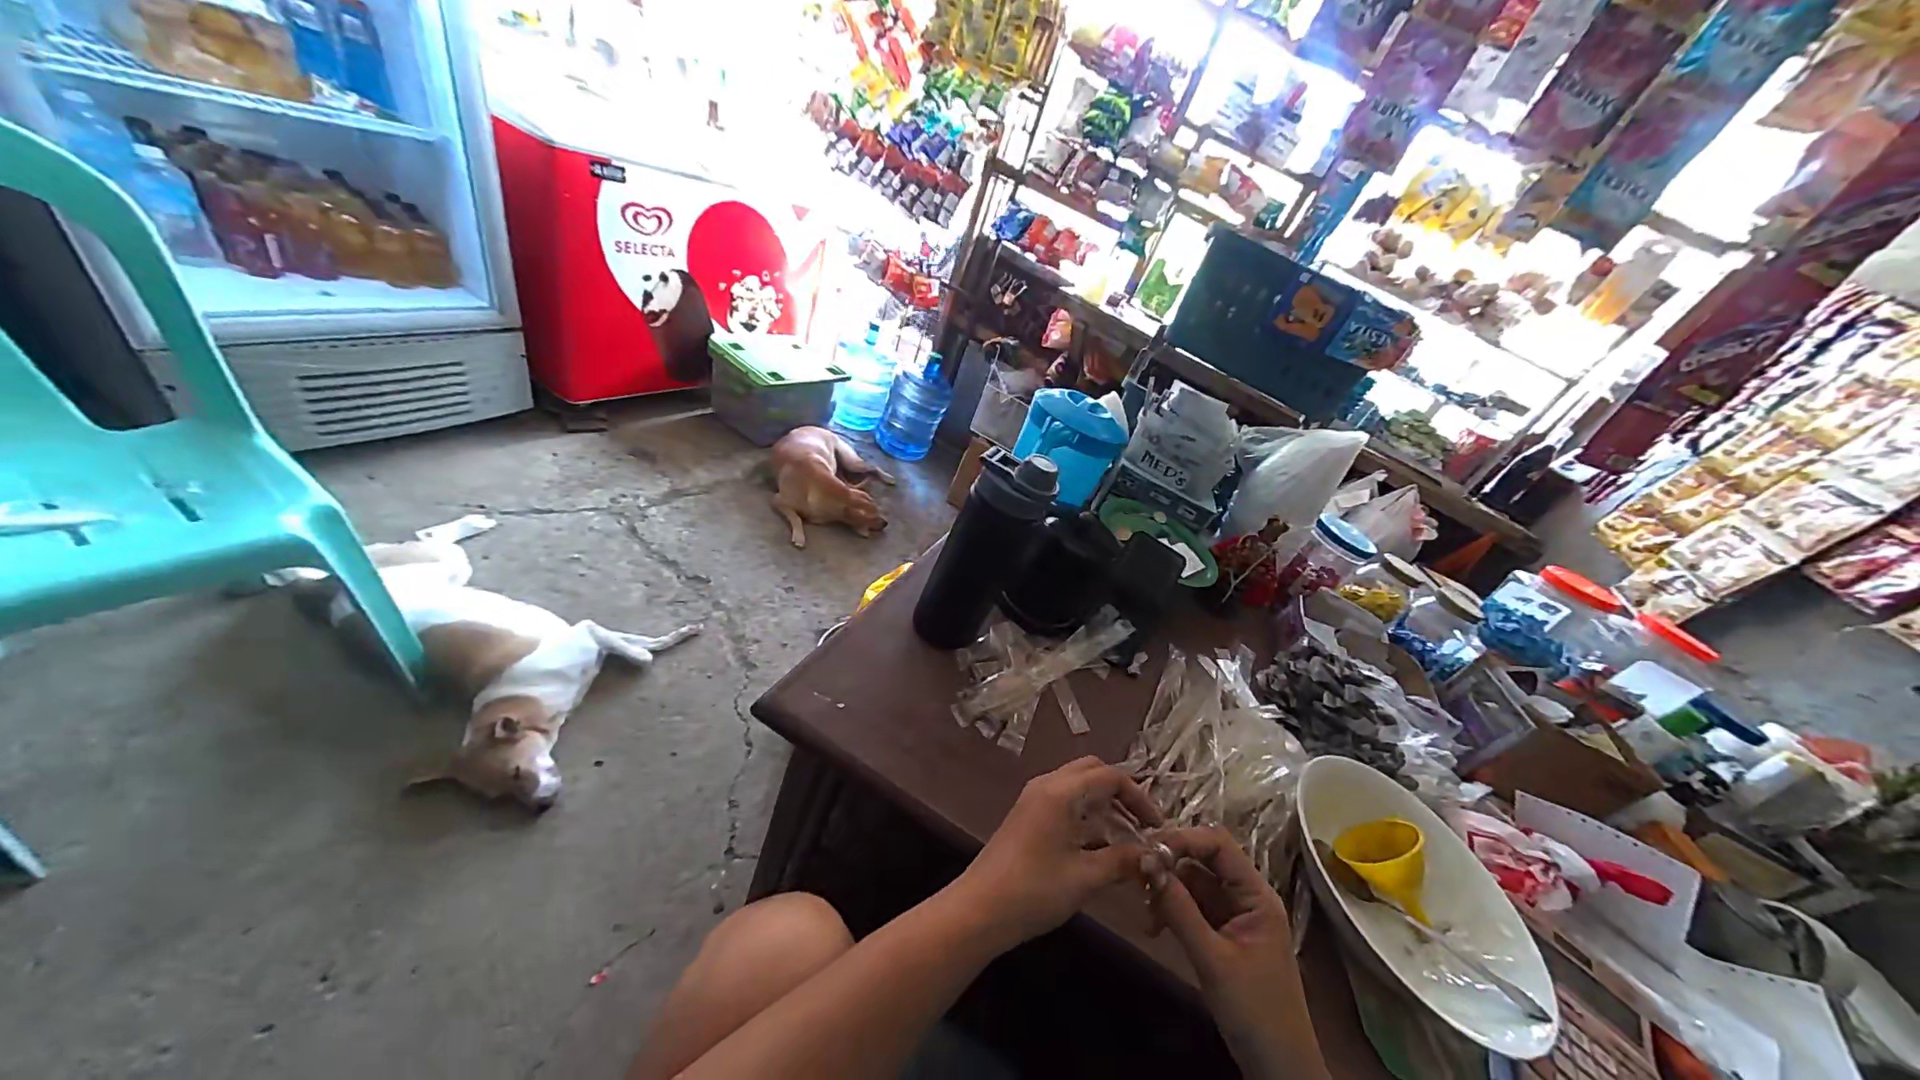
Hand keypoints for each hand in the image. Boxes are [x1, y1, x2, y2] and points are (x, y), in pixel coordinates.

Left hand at [953, 756, 1162, 949]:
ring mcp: (1034, 799)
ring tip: (1128, 839)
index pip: (1110, 776)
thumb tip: (1153, 855)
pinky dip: (1087, 814)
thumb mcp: (1085, 877)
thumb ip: (1122, 860)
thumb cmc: (1034, 890)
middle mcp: (1046, 785)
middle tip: (1142, 826)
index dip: (1139, 797)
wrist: (980, 909)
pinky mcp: (1028, 815)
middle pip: (1093, 771)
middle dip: (1122, 794)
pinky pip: (1065, 801)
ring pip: (1078, 786)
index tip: (1157, 826)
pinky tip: (1100, 845)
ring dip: (1104, 804)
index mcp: (1061, 792)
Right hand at [1148, 827, 1325, 1079]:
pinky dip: (1170, 910)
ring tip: (1146, 915)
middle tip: (1137, 880)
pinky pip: (1191, 906)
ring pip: (1192, 883)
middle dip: (1169, 865)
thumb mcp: (1212, 959)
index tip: (1147, 850)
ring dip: (1166, 891)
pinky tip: (1154, 927)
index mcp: (1256, 895)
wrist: (1280, 1069)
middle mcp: (1245, 897)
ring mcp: (1233, 915)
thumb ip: (1179, 909)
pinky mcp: (1221, 934)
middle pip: (1202, 860)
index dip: (1182, 839)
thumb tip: (1147, 862)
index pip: (1218, 844)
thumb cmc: (1255, 1012)